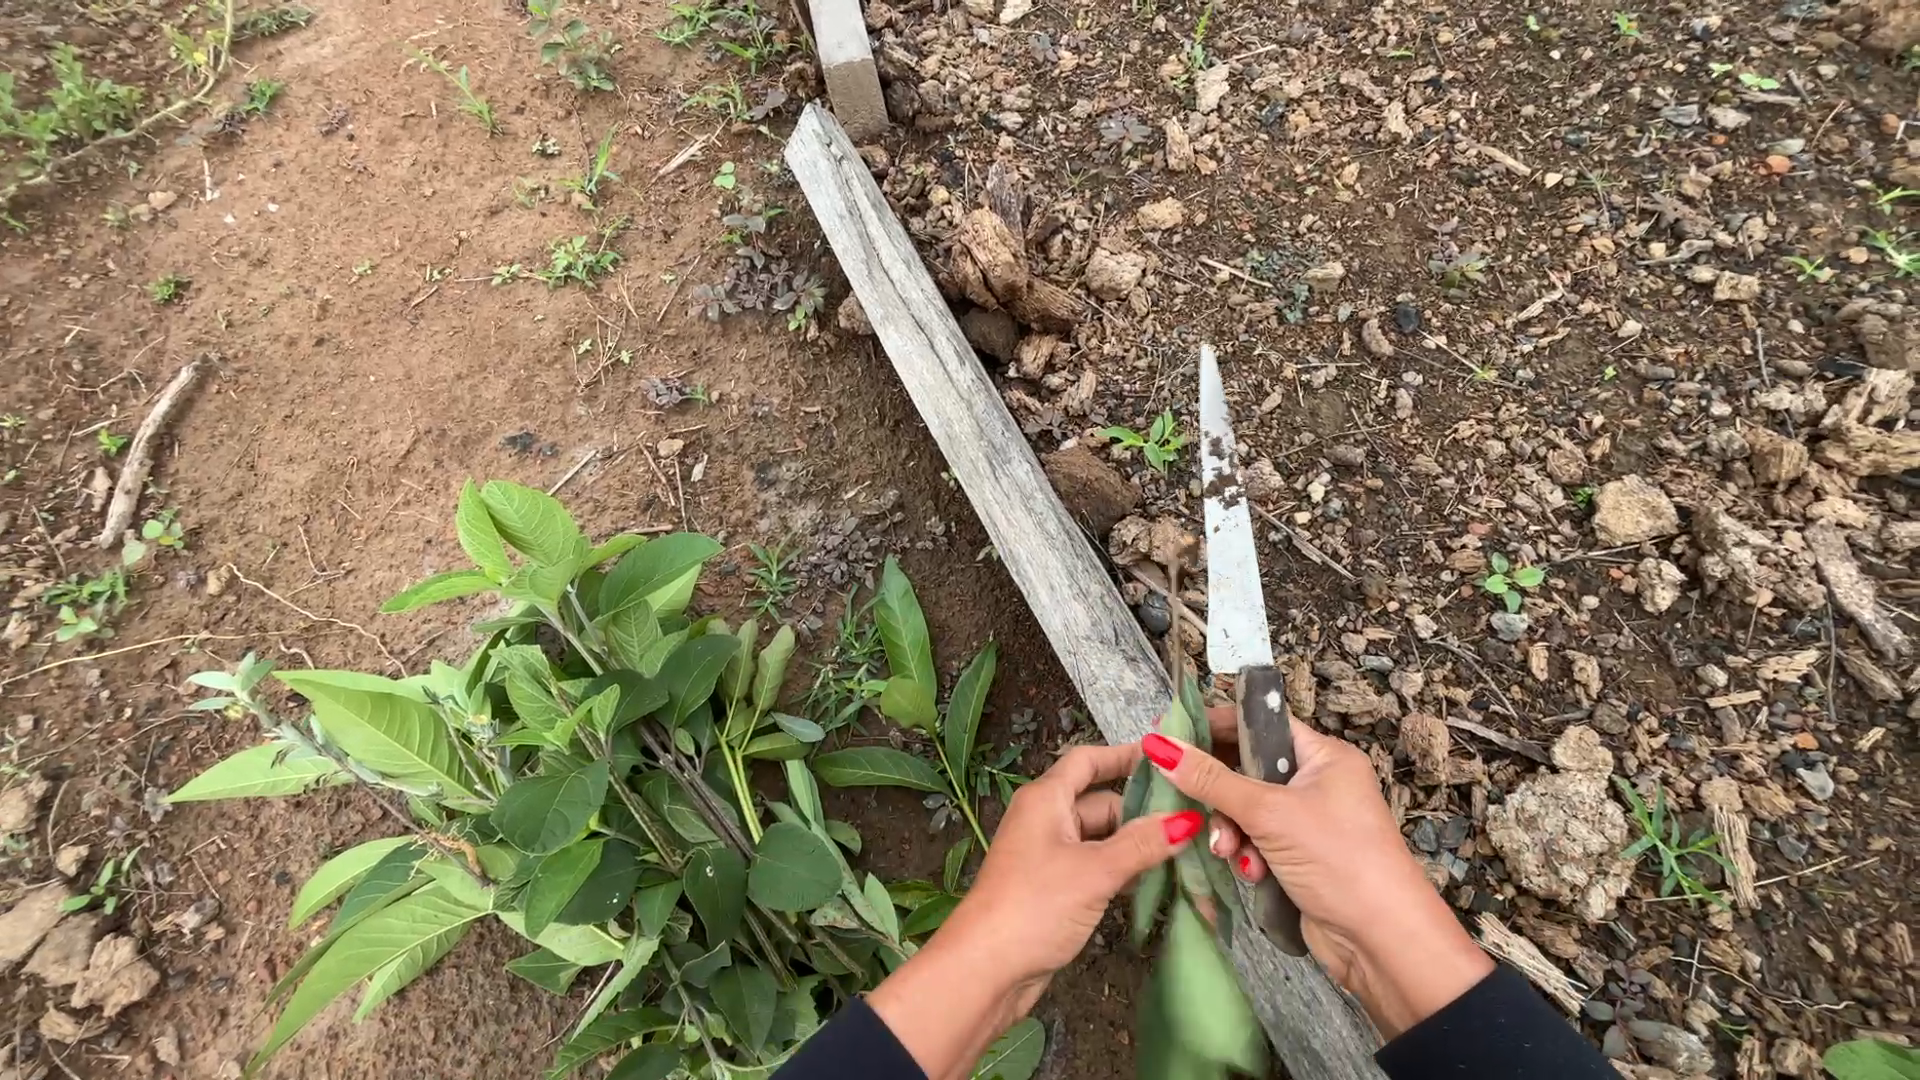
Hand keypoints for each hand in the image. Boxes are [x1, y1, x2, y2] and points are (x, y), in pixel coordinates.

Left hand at [868, 743, 1203, 1079]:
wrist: (987, 967)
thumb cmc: (1034, 905)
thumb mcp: (1094, 870)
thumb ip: (1141, 844)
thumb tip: (1186, 818)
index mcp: (1046, 798)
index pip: (1087, 761)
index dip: (1123, 755)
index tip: (1163, 757)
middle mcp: (1045, 818)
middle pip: (1100, 801)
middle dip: (1141, 811)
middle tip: (1193, 819)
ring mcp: (1049, 854)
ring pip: (1100, 837)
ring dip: (1135, 845)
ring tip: (1187, 852)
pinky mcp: (1054, 887)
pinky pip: (1095, 865)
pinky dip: (1121, 870)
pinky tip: (1154, 883)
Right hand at [1140, 708, 1492, 1038]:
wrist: (1384, 946)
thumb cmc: (1338, 860)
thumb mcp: (1268, 813)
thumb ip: (1210, 779)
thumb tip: (1157, 745)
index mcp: (1322, 756)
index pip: (1258, 722)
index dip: (1214, 725)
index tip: (1170, 734)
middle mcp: (1316, 782)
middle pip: (1245, 768)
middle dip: (1218, 791)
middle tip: (1186, 798)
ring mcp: (1306, 821)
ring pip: (1244, 808)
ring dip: (1229, 828)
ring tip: (1227, 850)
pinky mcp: (1297, 856)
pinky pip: (1254, 839)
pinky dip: (1245, 852)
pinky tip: (1249, 871)